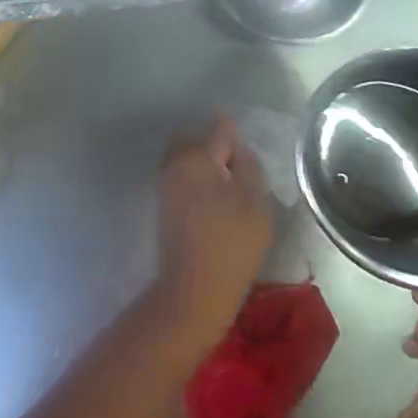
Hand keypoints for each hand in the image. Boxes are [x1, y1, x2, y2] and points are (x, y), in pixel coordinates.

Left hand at [151, 116, 273, 354]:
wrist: (194, 289)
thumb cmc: (232, 244)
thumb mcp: (255, 202)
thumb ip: (248, 166)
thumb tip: (237, 148)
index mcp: (196, 156)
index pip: (218, 128)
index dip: (234, 131)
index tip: (246, 142)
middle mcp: (174, 161)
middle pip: (196, 136)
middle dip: (215, 142)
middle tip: (239, 163)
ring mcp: (165, 181)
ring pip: (185, 154)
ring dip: (204, 158)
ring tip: (228, 181)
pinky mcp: (162, 201)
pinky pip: (180, 172)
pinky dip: (195, 174)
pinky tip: (213, 194)